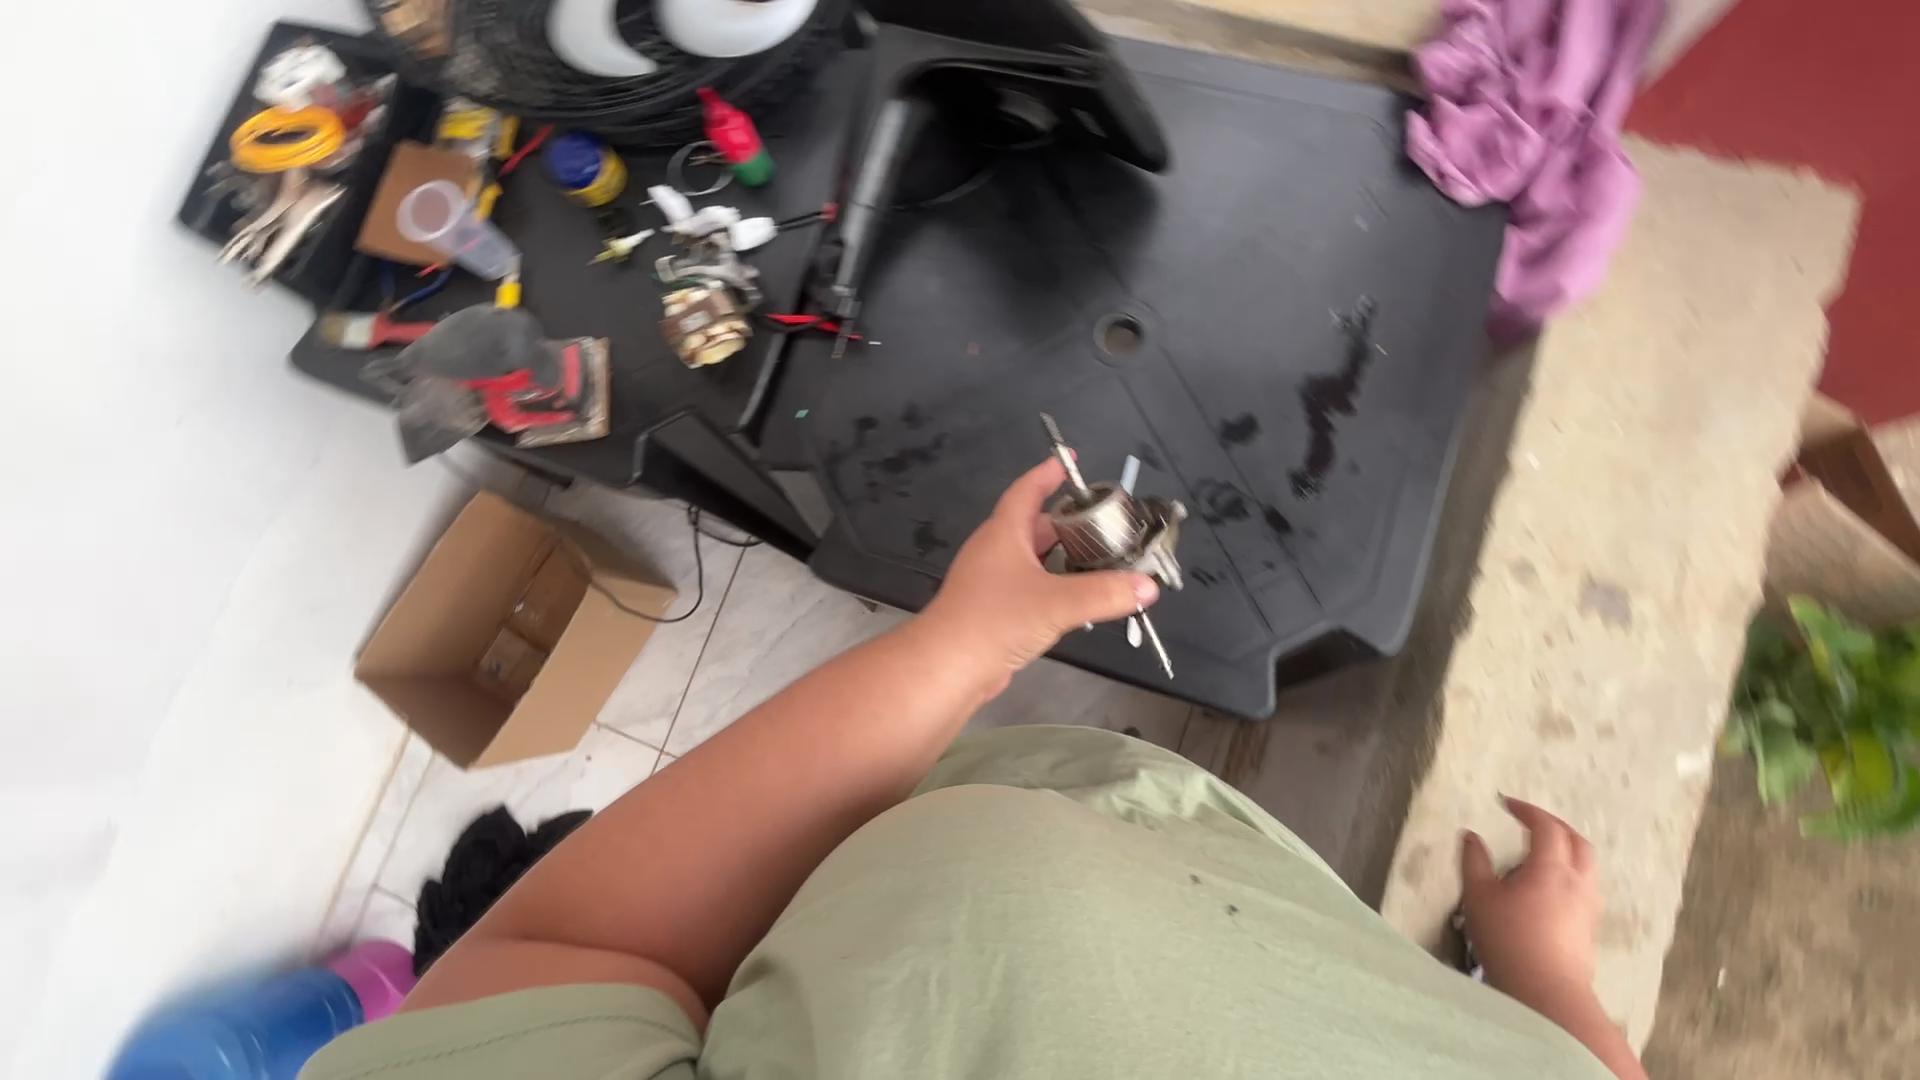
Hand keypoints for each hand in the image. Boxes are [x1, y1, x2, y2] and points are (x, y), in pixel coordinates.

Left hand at [917, 458, 1158, 688]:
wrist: (947, 667)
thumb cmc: (996, 620)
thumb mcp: (1057, 603)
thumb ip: (1105, 593)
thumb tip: (1148, 586)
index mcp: (1004, 533)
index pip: (1026, 491)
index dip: (1047, 473)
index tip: (1069, 462)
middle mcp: (995, 551)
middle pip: (1035, 527)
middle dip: (1069, 525)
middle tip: (1106, 528)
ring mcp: (991, 582)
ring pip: (1034, 561)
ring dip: (1064, 561)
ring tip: (1102, 565)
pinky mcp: (993, 610)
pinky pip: (1029, 588)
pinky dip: (1053, 588)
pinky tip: (1076, 603)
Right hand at [1460, 796, 1601, 1003]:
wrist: (1547, 991)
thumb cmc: (1508, 938)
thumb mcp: (1479, 896)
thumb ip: (1475, 861)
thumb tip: (1472, 837)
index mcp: (1551, 869)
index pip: (1547, 827)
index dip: (1527, 810)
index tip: (1506, 803)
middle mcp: (1577, 883)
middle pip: (1578, 842)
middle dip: (1555, 825)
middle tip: (1529, 819)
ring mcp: (1588, 906)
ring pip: (1587, 865)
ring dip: (1567, 847)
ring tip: (1540, 849)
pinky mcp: (1589, 926)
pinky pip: (1586, 884)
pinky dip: (1570, 870)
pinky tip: (1548, 883)